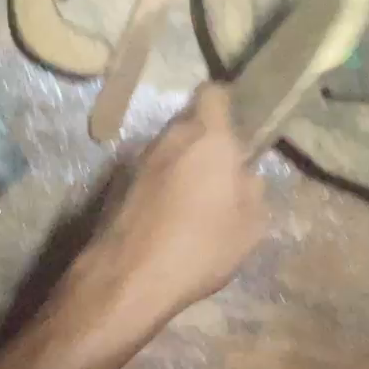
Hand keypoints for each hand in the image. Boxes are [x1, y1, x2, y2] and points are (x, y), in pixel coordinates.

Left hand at [64, 86, 266, 329]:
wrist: (129, 274)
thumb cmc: (201, 246)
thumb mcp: (250, 225)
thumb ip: (251, 187)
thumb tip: (243, 172)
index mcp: (207, 137)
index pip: (213, 93)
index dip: (226, 102)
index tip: (237, 121)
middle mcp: (170, 136)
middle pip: (190, 122)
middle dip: (205, 139)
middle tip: (220, 171)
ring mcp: (138, 156)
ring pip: (167, 146)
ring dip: (181, 162)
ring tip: (193, 199)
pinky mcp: (117, 180)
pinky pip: (148, 170)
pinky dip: (159, 182)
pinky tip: (165, 215)